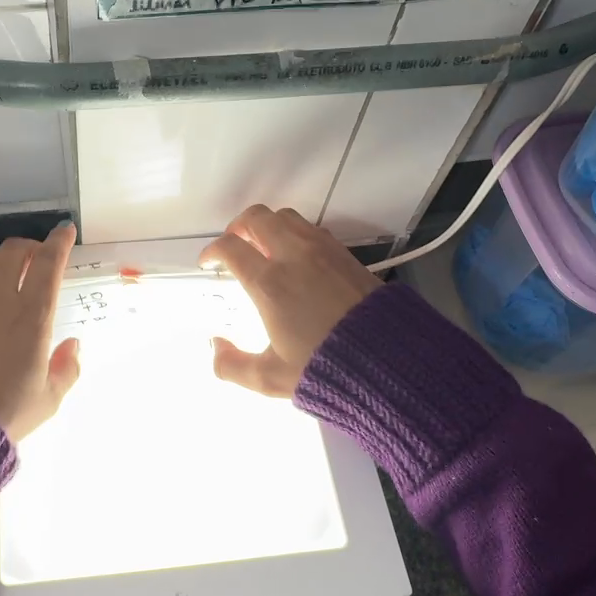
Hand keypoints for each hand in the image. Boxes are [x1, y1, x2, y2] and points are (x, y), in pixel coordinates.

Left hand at [0, 223, 81, 440]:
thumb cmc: (3, 411)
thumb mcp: (48, 399)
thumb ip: (66, 369)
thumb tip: (74, 345)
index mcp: (31, 317)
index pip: (48, 265)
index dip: (58, 242)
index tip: (64, 232)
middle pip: (11, 252)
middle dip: (26, 247)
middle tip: (32, 258)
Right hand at [199, 205, 380, 396]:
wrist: (386, 357)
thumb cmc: (323, 366)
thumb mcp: (270, 378)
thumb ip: (232, 366)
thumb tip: (215, 346)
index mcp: (269, 283)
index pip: (231, 248)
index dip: (213, 251)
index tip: (209, 262)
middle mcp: (293, 257)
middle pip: (257, 218)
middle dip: (238, 228)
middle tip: (234, 247)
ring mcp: (322, 250)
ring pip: (286, 217)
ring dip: (268, 225)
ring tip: (264, 247)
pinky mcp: (345, 254)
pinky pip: (311, 229)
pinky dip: (294, 233)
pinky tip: (296, 257)